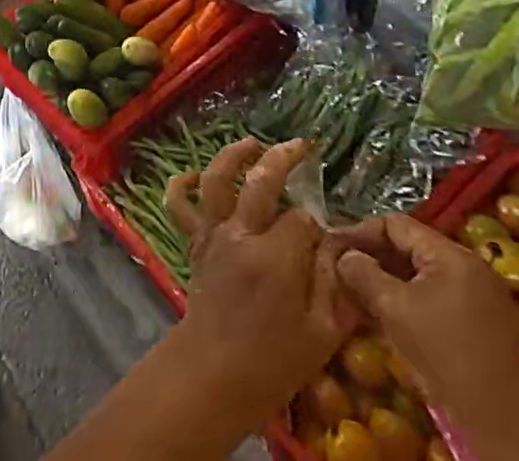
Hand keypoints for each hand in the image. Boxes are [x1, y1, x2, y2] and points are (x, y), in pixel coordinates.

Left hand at [165, 139, 358, 421]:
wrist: (216, 374)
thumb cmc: (275, 360)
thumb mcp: (324, 331)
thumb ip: (336, 282)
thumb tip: (339, 243)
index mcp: (277, 258)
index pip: (302, 219)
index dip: (317, 225)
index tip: (325, 241)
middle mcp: (240, 235)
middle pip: (260, 181)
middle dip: (283, 158)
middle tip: (300, 146)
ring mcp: (213, 235)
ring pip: (216, 181)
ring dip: (232, 156)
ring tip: (251, 143)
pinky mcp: (195, 244)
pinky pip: (179, 208)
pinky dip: (179, 186)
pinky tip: (190, 174)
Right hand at [335, 214, 518, 411]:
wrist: (498, 418)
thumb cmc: (442, 352)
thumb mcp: (392, 306)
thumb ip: (362, 272)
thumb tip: (345, 255)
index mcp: (451, 255)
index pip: (396, 224)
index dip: (360, 230)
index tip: (334, 246)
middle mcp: (470, 266)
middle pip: (411, 246)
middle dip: (374, 255)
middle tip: (342, 267)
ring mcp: (480, 294)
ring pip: (423, 272)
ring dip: (389, 277)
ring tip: (358, 290)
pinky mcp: (483, 321)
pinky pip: (437, 294)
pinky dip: (409, 296)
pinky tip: (386, 311)